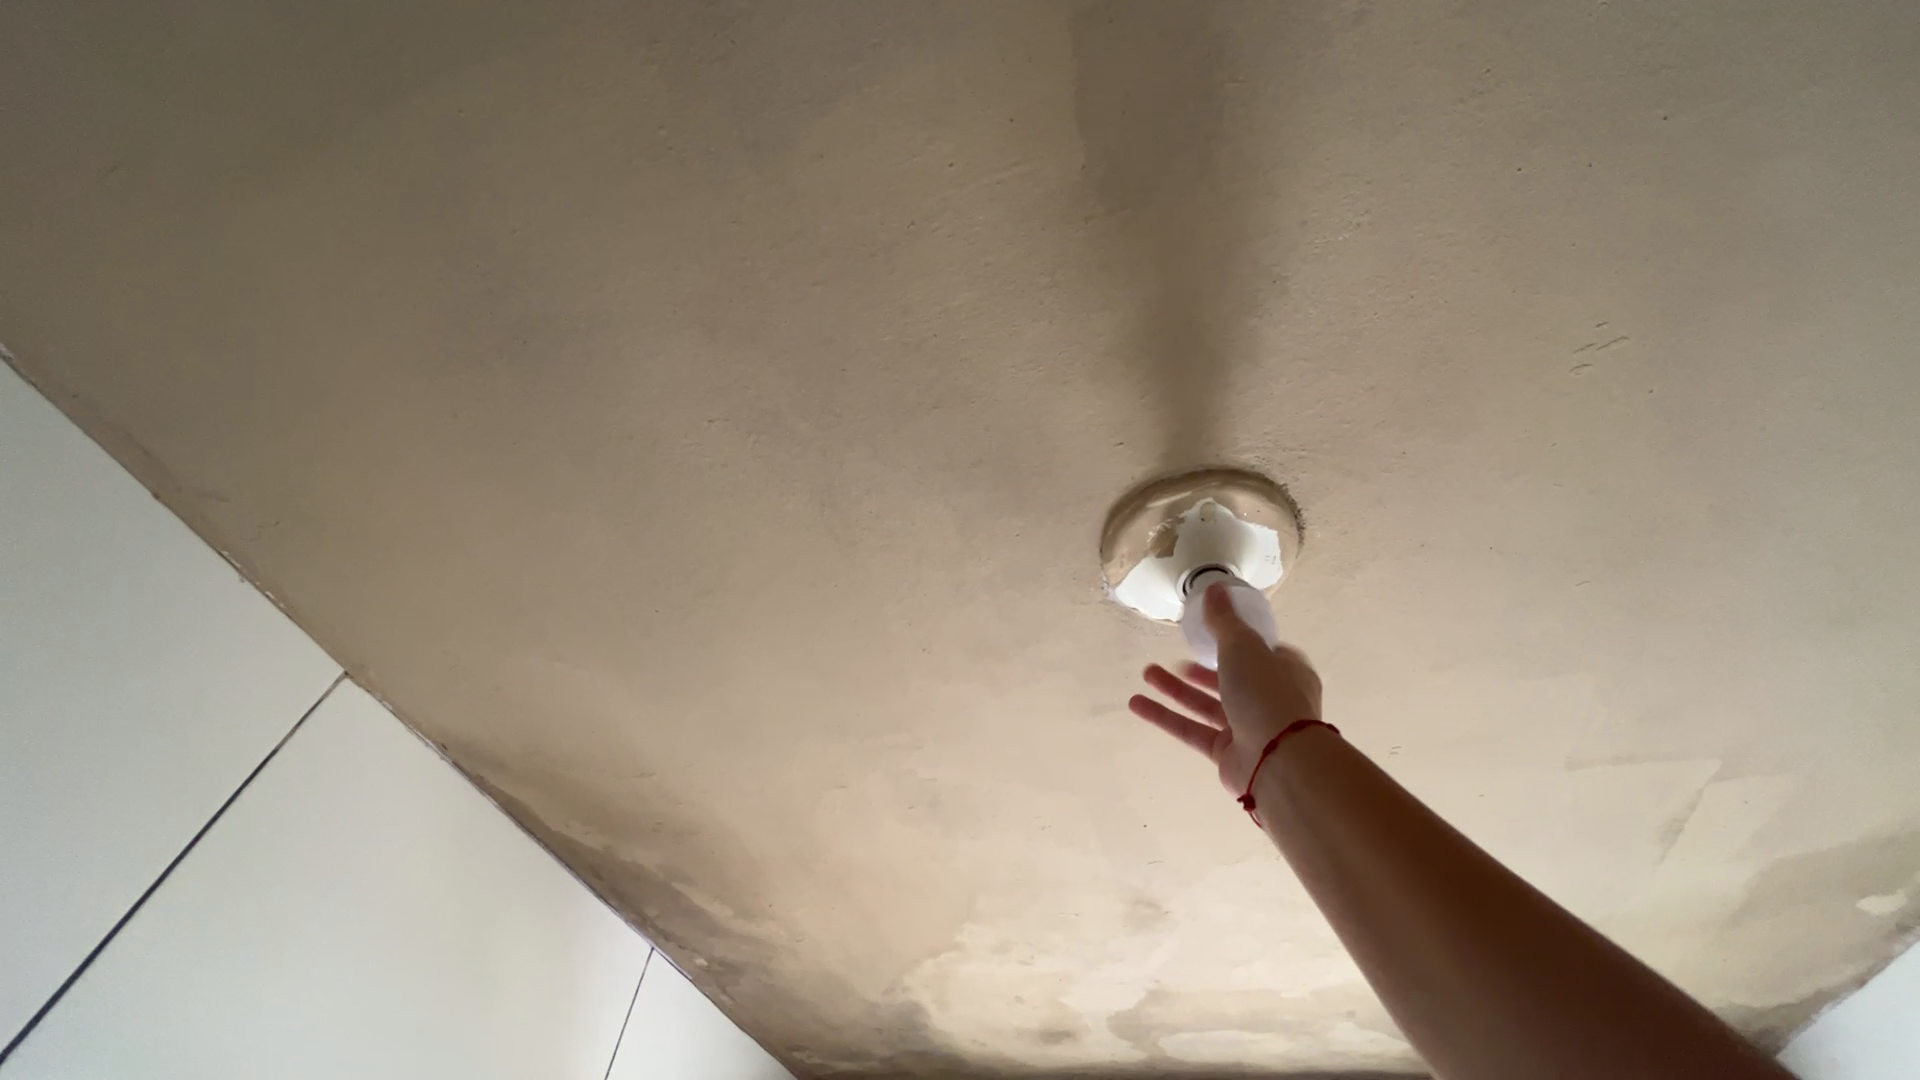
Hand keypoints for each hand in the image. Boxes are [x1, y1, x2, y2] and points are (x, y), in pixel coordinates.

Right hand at [1128, 583, 1323, 792]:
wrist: (1277, 761)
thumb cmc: (1266, 693)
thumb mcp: (1243, 645)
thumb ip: (1223, 620)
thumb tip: (1214, 588)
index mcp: (1286, 671)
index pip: (1263, 653)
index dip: (1238, 643)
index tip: (1213, 634)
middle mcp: (1269, 699)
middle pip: (1229, 678)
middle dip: (1198, 667)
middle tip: (1172, 656)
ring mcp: (1248, 728)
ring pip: (1206, 704)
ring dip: (1175, 689)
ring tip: (1146, 673)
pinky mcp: (1226, 753)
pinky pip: (1191, 729)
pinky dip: (1165, 716)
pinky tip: (1137, 703)